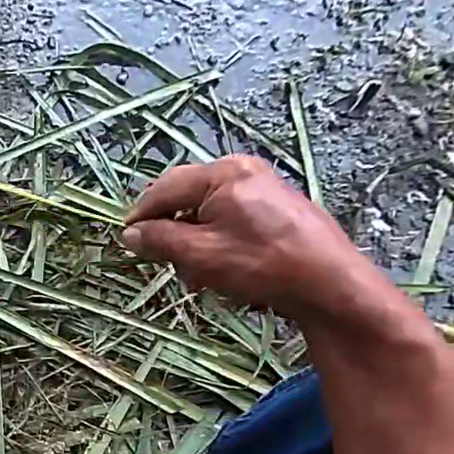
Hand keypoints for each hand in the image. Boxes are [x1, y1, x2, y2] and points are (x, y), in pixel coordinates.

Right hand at [119, 155, 390, 323]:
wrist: (329, 283)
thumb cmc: (262, 265)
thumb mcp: (201, 255)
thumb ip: (160, 240)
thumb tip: (129, 233)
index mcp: (222, 173)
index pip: (164, 189)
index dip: (141, 216)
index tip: (125, 241)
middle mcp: (242, 170)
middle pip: (185, 196)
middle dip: (170, 230)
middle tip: (165, 263)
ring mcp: (261, 186)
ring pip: (206, 210)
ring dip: (193, 242)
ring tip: (199, 275)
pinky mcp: (274, 207)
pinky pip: (229, 218)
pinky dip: (215, 242)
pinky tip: (221, 269)